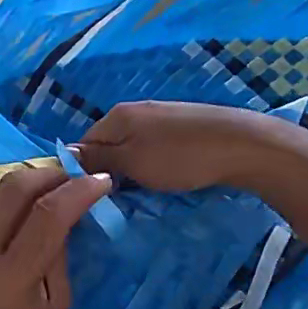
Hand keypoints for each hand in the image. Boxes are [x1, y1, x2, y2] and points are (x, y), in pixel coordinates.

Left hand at [0, 168, 110, 308]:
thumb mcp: (56, 306)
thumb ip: (60, 255)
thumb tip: (68, 214)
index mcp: (12, 273)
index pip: (48, 214)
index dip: (78, 191)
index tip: (103, 181)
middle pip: (16, 188)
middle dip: (52, 174)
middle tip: (78, 178)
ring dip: (31, 180)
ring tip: (58, 186)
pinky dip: (13, 195)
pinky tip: (31, 203)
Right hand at [75, 101, 294, 192]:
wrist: (243, 146)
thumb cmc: (180, 157)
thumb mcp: (131, 163)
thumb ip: (97, 159)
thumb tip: (64, 155)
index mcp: (117, 115)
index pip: (82, 143)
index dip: (82, 170)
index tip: (89, 196)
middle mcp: (136, 109)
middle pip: (107, 144)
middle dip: (108, 170)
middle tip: (115, 198)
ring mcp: (162, 115)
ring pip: (131, 146)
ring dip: (131, 168)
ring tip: (141, 190)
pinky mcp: (183, 125)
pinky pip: (154, 145)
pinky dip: (153, 162)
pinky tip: (166, 175)